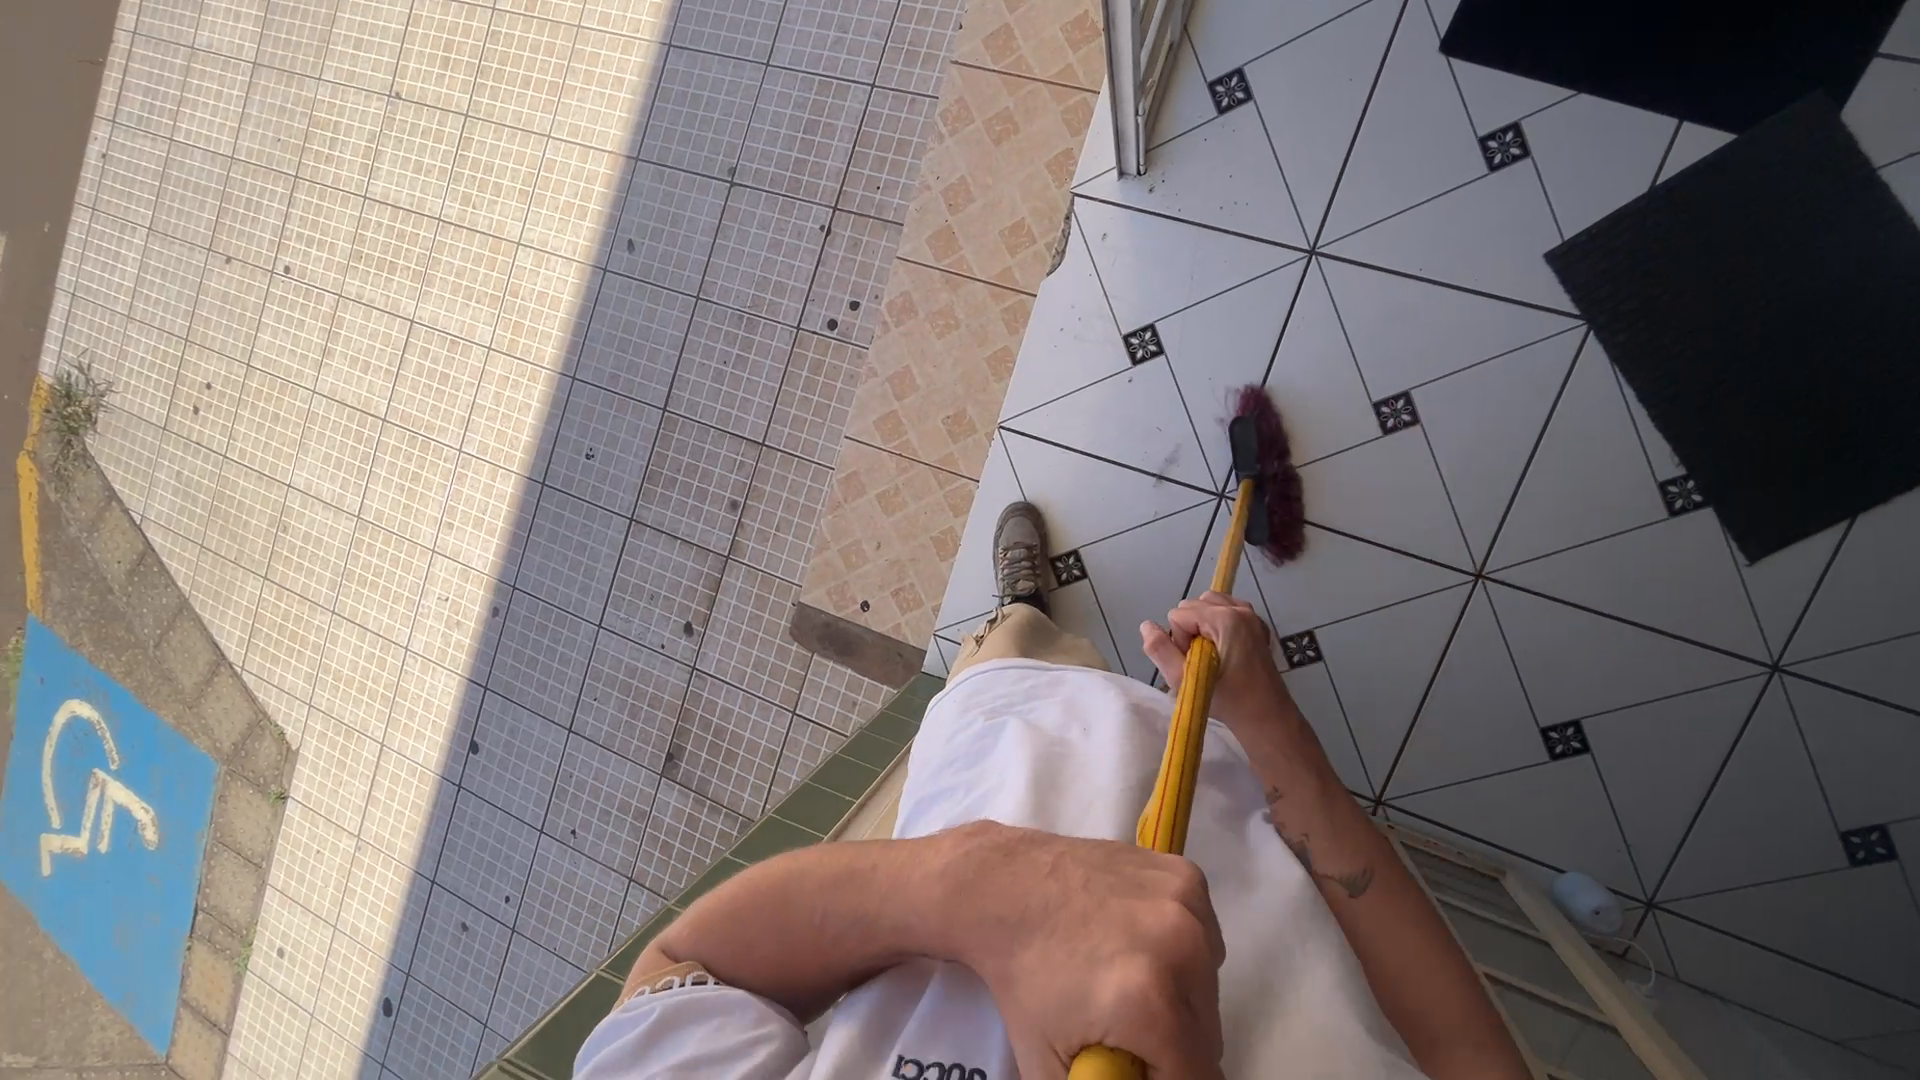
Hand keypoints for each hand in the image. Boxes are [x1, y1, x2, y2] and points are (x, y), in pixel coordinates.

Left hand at [931, 822, 1225, 1079]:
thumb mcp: (1050, 1067)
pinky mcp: (1186, 874)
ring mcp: (1186, 902)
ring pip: (1209, 984)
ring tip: (1126, 976)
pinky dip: (1181, 949)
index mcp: (1150, 1002)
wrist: (1007, 887)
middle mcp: (1181, 947)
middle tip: (1124, 1025)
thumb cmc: (1023, 978)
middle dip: (1171, 1043)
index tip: (1135, 1067)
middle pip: (1206, 1033)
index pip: (1197, 1078)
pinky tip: (1136, 938)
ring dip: (1181, 995)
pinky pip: (1205, 937)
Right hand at [1140, 592, 1289, 733]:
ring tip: (1211, 654)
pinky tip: (1222, 648)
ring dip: (1201, 626)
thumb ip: (1160, 649)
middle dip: (1189, 631)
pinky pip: (1225, 609)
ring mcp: (1251, 614)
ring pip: (1207, 604)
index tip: (1194, 664)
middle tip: (1202, 661)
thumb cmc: (1227, 700)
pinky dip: (1216, 623)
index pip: (1178, 615)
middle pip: (1192, 606)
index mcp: (1225, 619)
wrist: (1266, 716)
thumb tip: (1146, 625)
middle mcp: (1240, 609)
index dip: (1179, 641)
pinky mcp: (1256, 623)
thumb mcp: (1184, 679)